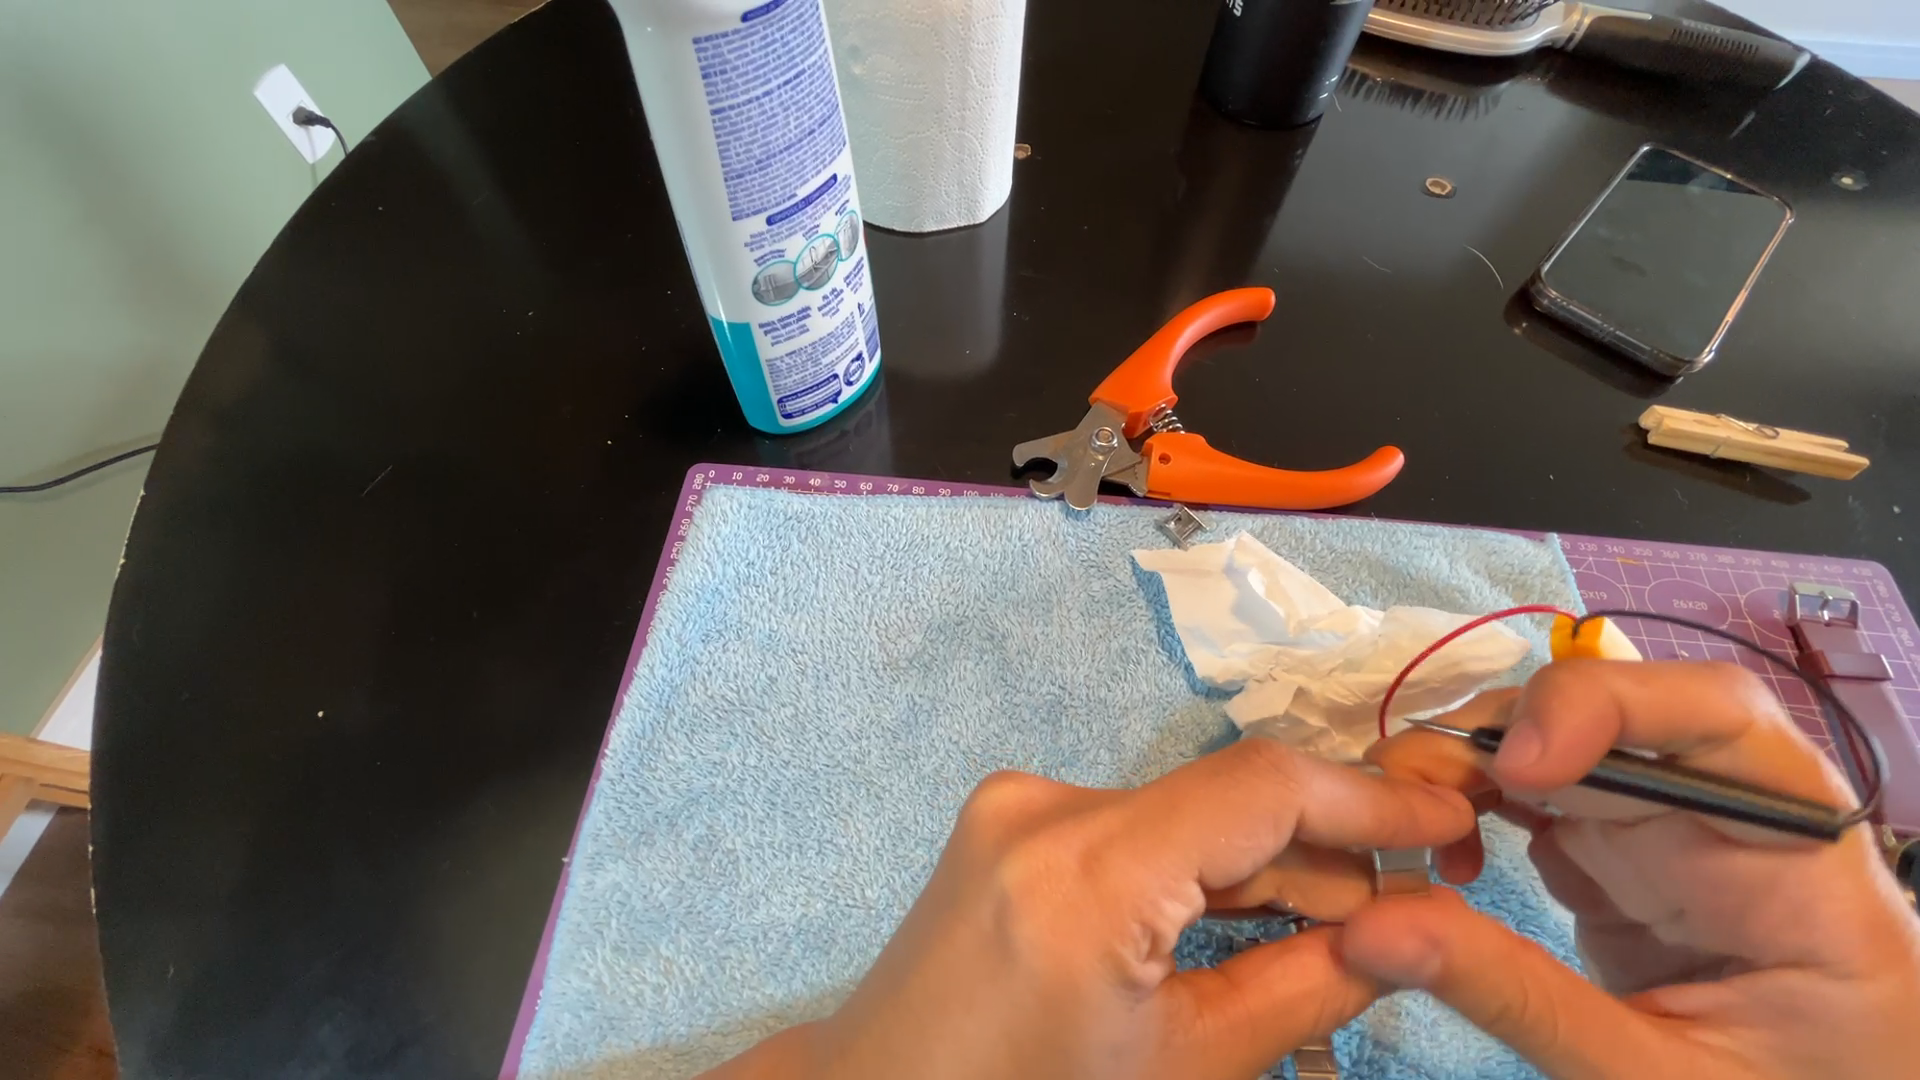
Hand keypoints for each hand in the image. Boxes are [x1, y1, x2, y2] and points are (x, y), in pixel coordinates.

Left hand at [705, 738, 1475, 1078]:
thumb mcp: (1185, 1065)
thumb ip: (1306, 985)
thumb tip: (1405, 924)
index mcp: (1087, 867)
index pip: (1255, 788)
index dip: (1363, 797)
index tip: (1445, 817)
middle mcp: (1045, 802)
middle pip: (1217, 799)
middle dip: (1315, 847)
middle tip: (1405, 900)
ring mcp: (1017, 799)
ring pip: (1176, 811)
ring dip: (1253, 859)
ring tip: (1332, 918)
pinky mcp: (1008, 813)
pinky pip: (1129, 824)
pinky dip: (1191, 861)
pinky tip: (1237, 910)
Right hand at [1350, 660, 1919, 1079]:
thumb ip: (1521, 998)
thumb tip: (1365, 925)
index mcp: (1795, 866)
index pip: (1716, 718)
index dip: (1602, 707)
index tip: (1513, 767)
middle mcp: (1718, 815)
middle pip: (1592, 715)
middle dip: (1485, 738)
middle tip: (1401, 793)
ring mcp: (1654, 822)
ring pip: (1543, 736)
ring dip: (1458, 761)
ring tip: (1405, 823)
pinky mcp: (1601, 843)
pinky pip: (1518, 784)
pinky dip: (1460, 797)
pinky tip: (1438, 847)